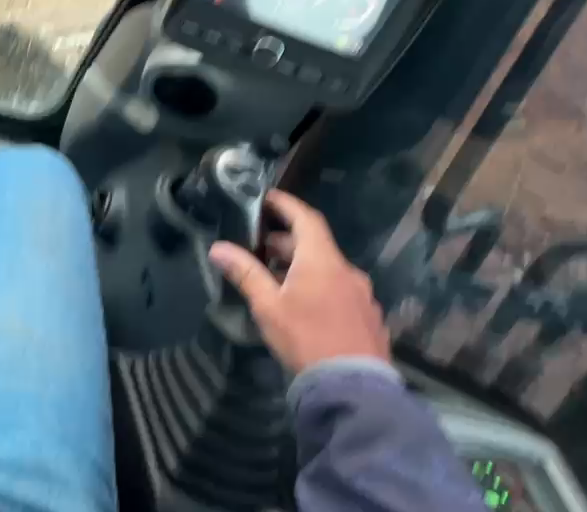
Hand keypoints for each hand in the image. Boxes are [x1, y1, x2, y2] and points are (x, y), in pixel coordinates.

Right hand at [209, 190, 390, 374]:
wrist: (354, 389)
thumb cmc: (306, 337)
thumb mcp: (267, 305)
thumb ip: (244, 273)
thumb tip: (217, 248)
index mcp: (323, 262)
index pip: (306, 219)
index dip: (286, 205)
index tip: (265, 198)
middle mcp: (348, 273)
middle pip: (315, 245)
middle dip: (284, 242)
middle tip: (256, 248)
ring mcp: (363, 297)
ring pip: (328, 269)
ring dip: (301, 266)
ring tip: (275, 279)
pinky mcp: (369, 318)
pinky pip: (340, 290)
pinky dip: (319, 286)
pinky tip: (303, 305)